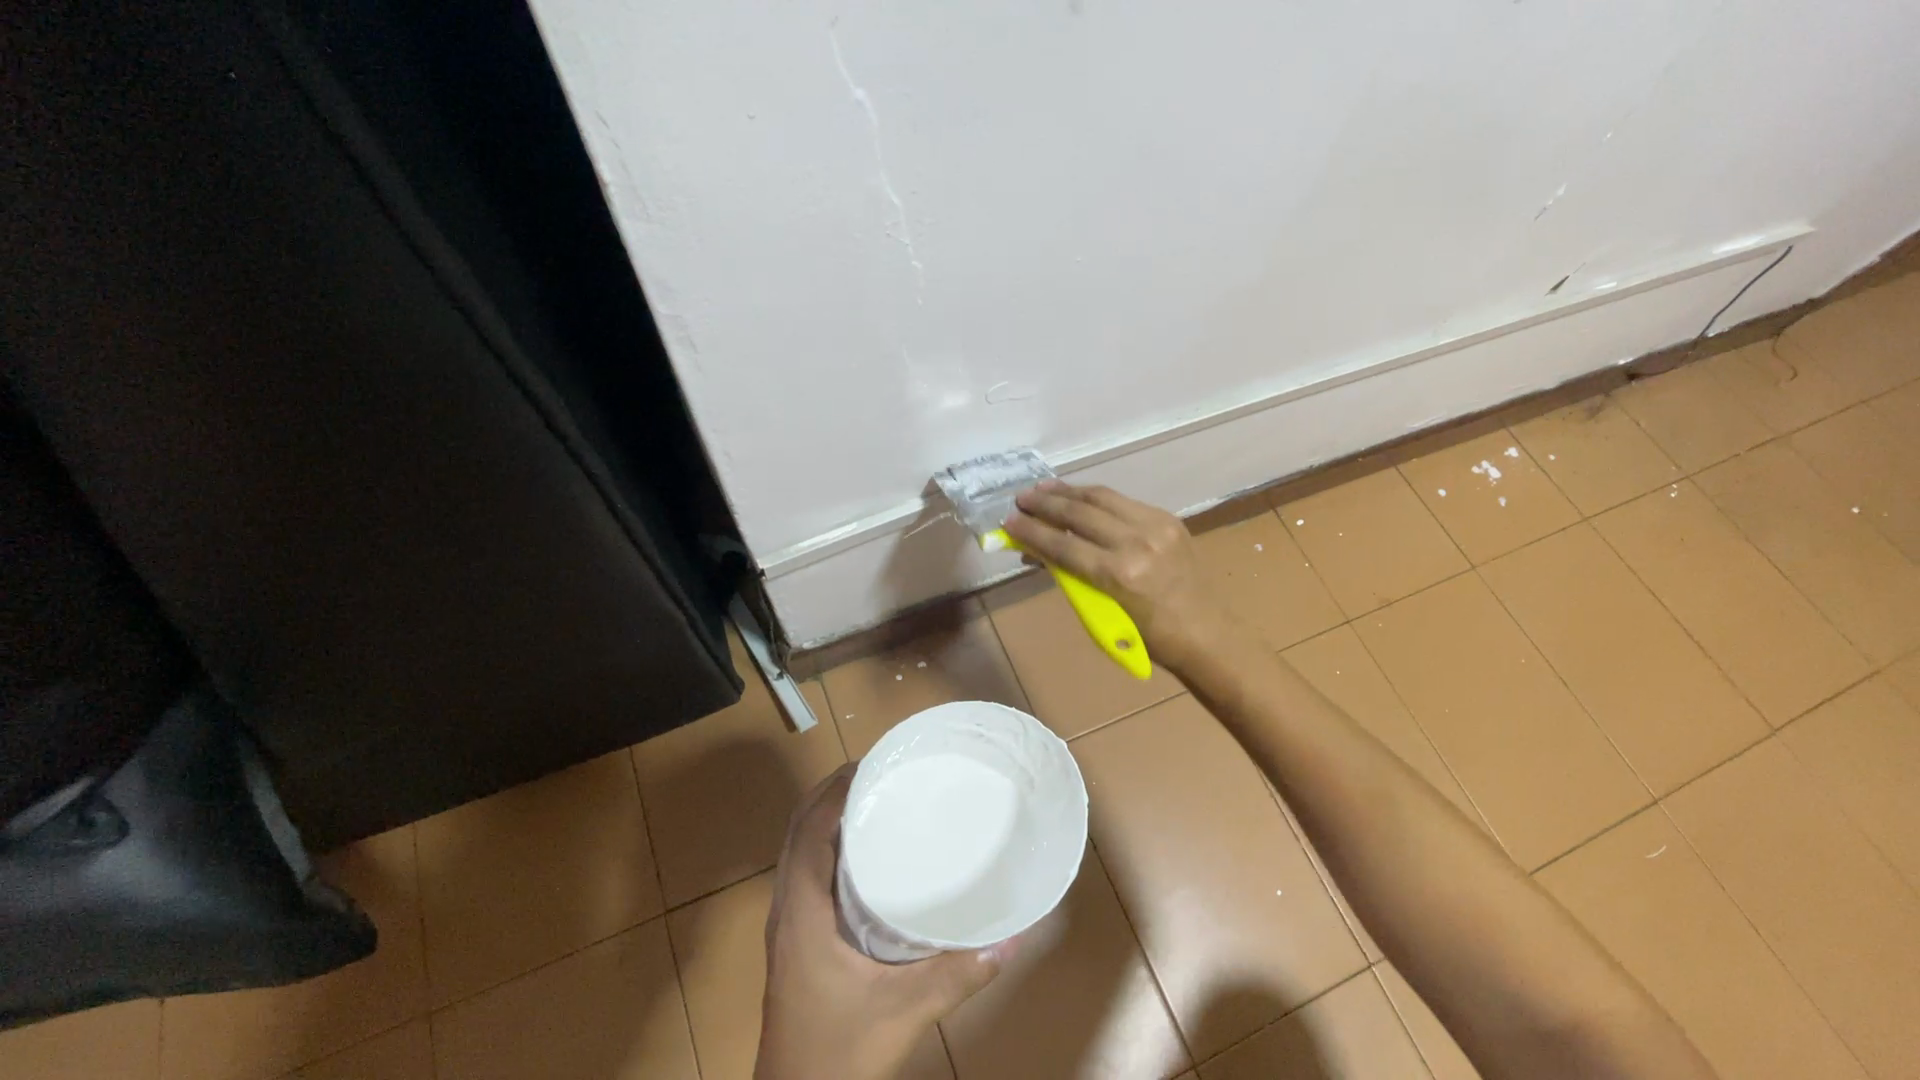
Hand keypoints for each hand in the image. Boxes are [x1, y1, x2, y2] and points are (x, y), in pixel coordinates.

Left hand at [756, 766, 1011, 1079]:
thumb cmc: (839, 1051)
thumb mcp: (903, 1011)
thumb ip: (956, 974)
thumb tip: (1011, 938)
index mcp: (800, 911)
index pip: (809, 828)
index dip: (836, 789)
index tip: (876, 762)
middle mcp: (786, 907)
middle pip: (799, 830)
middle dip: (833, 794)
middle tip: (882, 772)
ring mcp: (787, 925)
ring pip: (799, 852)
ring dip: (828, 819)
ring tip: (876, 801)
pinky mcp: (795, 942)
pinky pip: (806, 875)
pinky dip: (828, 849)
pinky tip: (866, 858)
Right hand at [1002, 481, 1230, 669]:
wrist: (1204, 633)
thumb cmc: (1148, 638)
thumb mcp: (1103, 611)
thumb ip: (1073, 577)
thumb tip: (1038, 554)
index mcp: (1119, 574)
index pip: (1064, 545)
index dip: (1032, 532)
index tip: (1009, 522)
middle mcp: (1137, 543)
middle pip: (1080, 514)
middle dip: (1045, 504)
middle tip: (1020, 499)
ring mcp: (1156, 527)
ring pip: (1102, 498)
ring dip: (1069, 492)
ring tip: (1042, 489)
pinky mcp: (1168, 519)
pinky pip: (1124, 502)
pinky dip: (1096, 498)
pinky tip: (1078, 497)